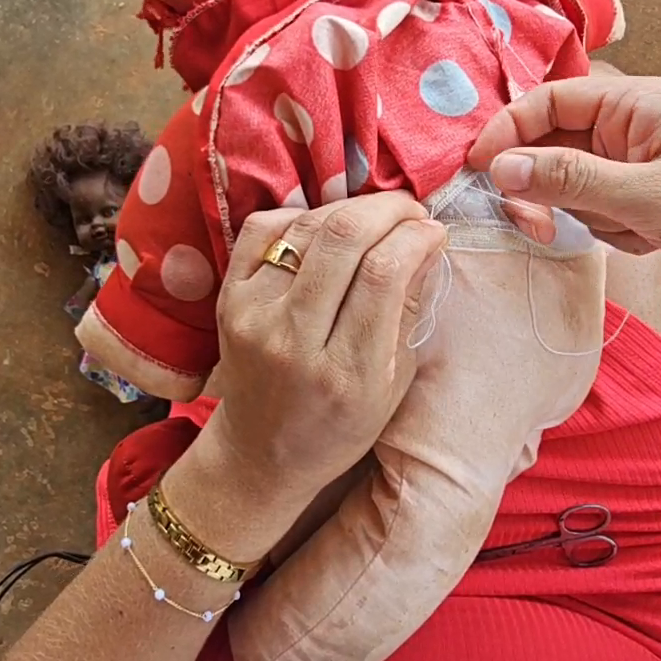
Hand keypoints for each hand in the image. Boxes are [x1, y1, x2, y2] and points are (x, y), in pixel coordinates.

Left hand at [165, 194, 445, 557]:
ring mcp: (252, 313)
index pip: (383, 274)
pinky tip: (326, 228)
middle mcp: (292, 339)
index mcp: (344, 373)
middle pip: (343, 238)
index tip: (434, 231)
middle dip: (387, 209)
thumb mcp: (391, 386)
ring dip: (350, 208)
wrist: (259, 452)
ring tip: (375, 217)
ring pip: (306, 226)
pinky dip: (301, 215)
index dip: (415, 237)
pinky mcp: (227, 297)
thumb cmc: (337, 427)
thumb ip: (410, 312)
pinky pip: (264, 228)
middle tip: (410, 211)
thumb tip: (428, 242)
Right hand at [465, 73, 660, 299]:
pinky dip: (601, 231)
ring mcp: (629, 166)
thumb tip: (499, 167)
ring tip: (619, 233)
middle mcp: (625, 128)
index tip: (476, 169)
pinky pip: (588, 211)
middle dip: (539, 185)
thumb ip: (572, 180)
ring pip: (564, 184)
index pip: (548, 102)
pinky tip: (644, 242)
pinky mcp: (635, 201)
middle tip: (534, 223)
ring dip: (574, 213)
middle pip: (548, 145)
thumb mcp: (652, 196)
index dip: (507, 131)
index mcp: (634, 103)